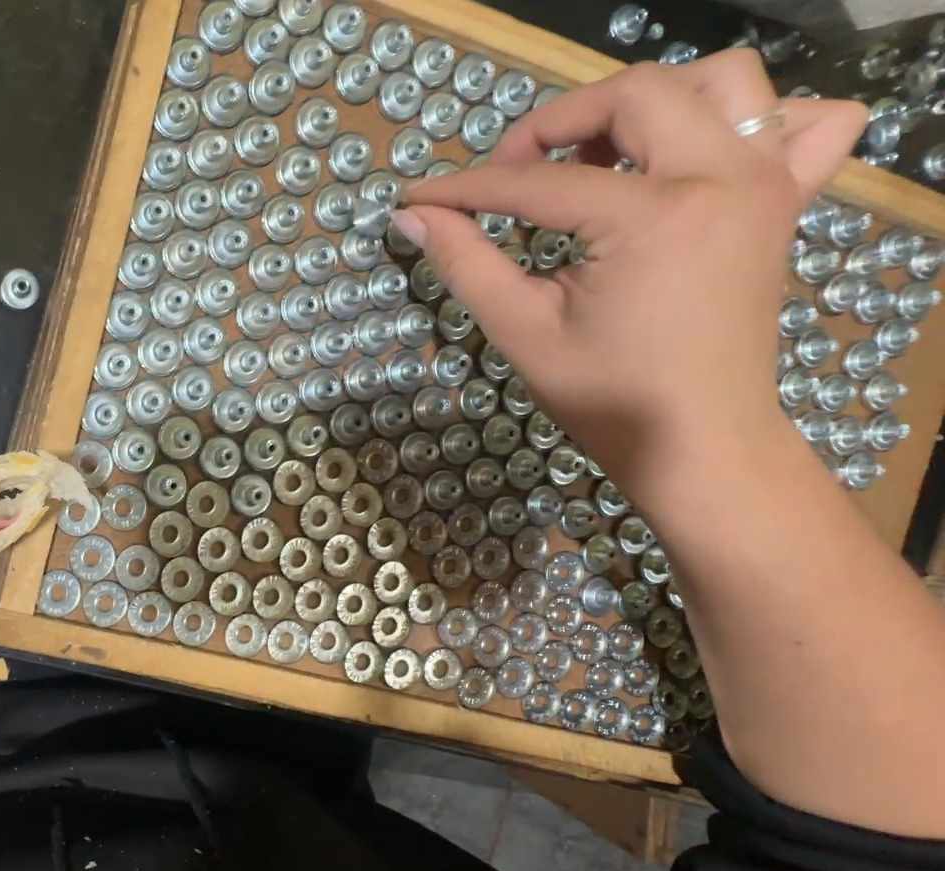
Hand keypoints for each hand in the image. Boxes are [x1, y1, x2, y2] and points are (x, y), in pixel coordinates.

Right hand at [396, 50, 864, 518]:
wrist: (695, 435)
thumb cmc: (603, 395)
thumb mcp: (519, 329)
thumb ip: (465, 263)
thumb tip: (413, 217)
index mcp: (653, 216)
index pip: (538, 180)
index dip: (466, 187)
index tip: (418, 197)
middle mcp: (723, 177)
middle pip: (637, 94)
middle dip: (555, 123)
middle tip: (508, 174)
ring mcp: (768, 181)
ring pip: (722, 83)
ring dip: (648, 104)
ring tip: (597, 156)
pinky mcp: (784, 199)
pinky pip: (809, 113)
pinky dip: (751, 117)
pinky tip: (691, 158)